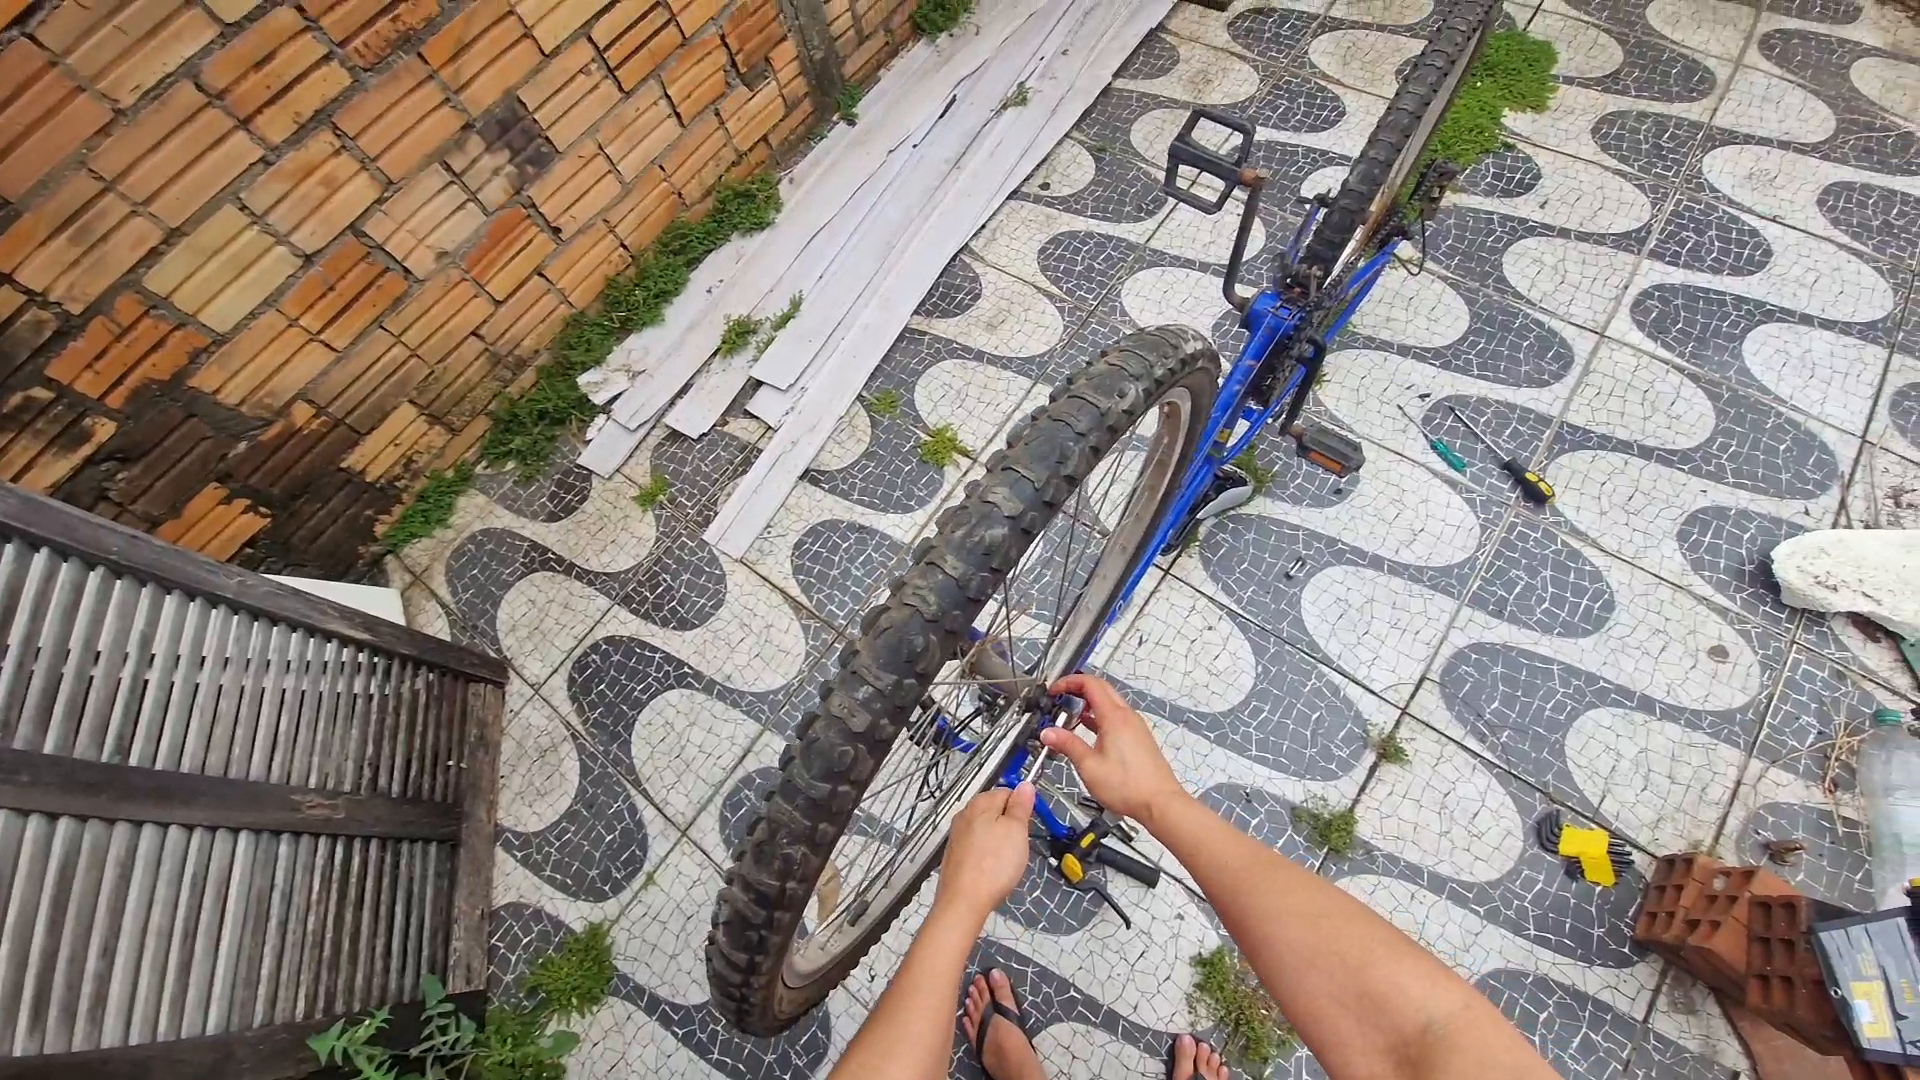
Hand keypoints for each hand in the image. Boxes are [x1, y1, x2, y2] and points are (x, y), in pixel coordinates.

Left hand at [934, 784, 1036, 920]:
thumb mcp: (1017, 830)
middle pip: (995, 811)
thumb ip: (1021, 805)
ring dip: (999, 841)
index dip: (1022, 808)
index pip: (1007, 791)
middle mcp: (964, 814)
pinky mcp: (954, 855)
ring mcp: (957, 835)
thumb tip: (1025, 784)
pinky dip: (987, 855)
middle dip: (1010, 826)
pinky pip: (977, 847)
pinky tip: (992, 870)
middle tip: (1018, 846)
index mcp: (980, 802)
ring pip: (986, 830)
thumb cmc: (994, 864)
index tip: (1027, 827)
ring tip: (1006, 861)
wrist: (964, 902)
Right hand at [1040, 674, 1188, 826]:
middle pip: (1101, 688)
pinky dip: (1101, 716)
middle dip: (1078, 688)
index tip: (1055, 690)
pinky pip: (1117, 717)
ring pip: (1110, 702)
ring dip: (1090, 703)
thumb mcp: (1089, 766)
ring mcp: (1135, 726)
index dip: (1069, 682)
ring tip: (1071, 716)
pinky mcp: (1139, 738)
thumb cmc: (1128, 786)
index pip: (1090, 684)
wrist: (1160, 803)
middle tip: (1061, 697)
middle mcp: (1127, 717)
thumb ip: (1067, 745)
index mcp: (1114, 717)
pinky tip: (1091, 732)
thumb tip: (1049, 733)